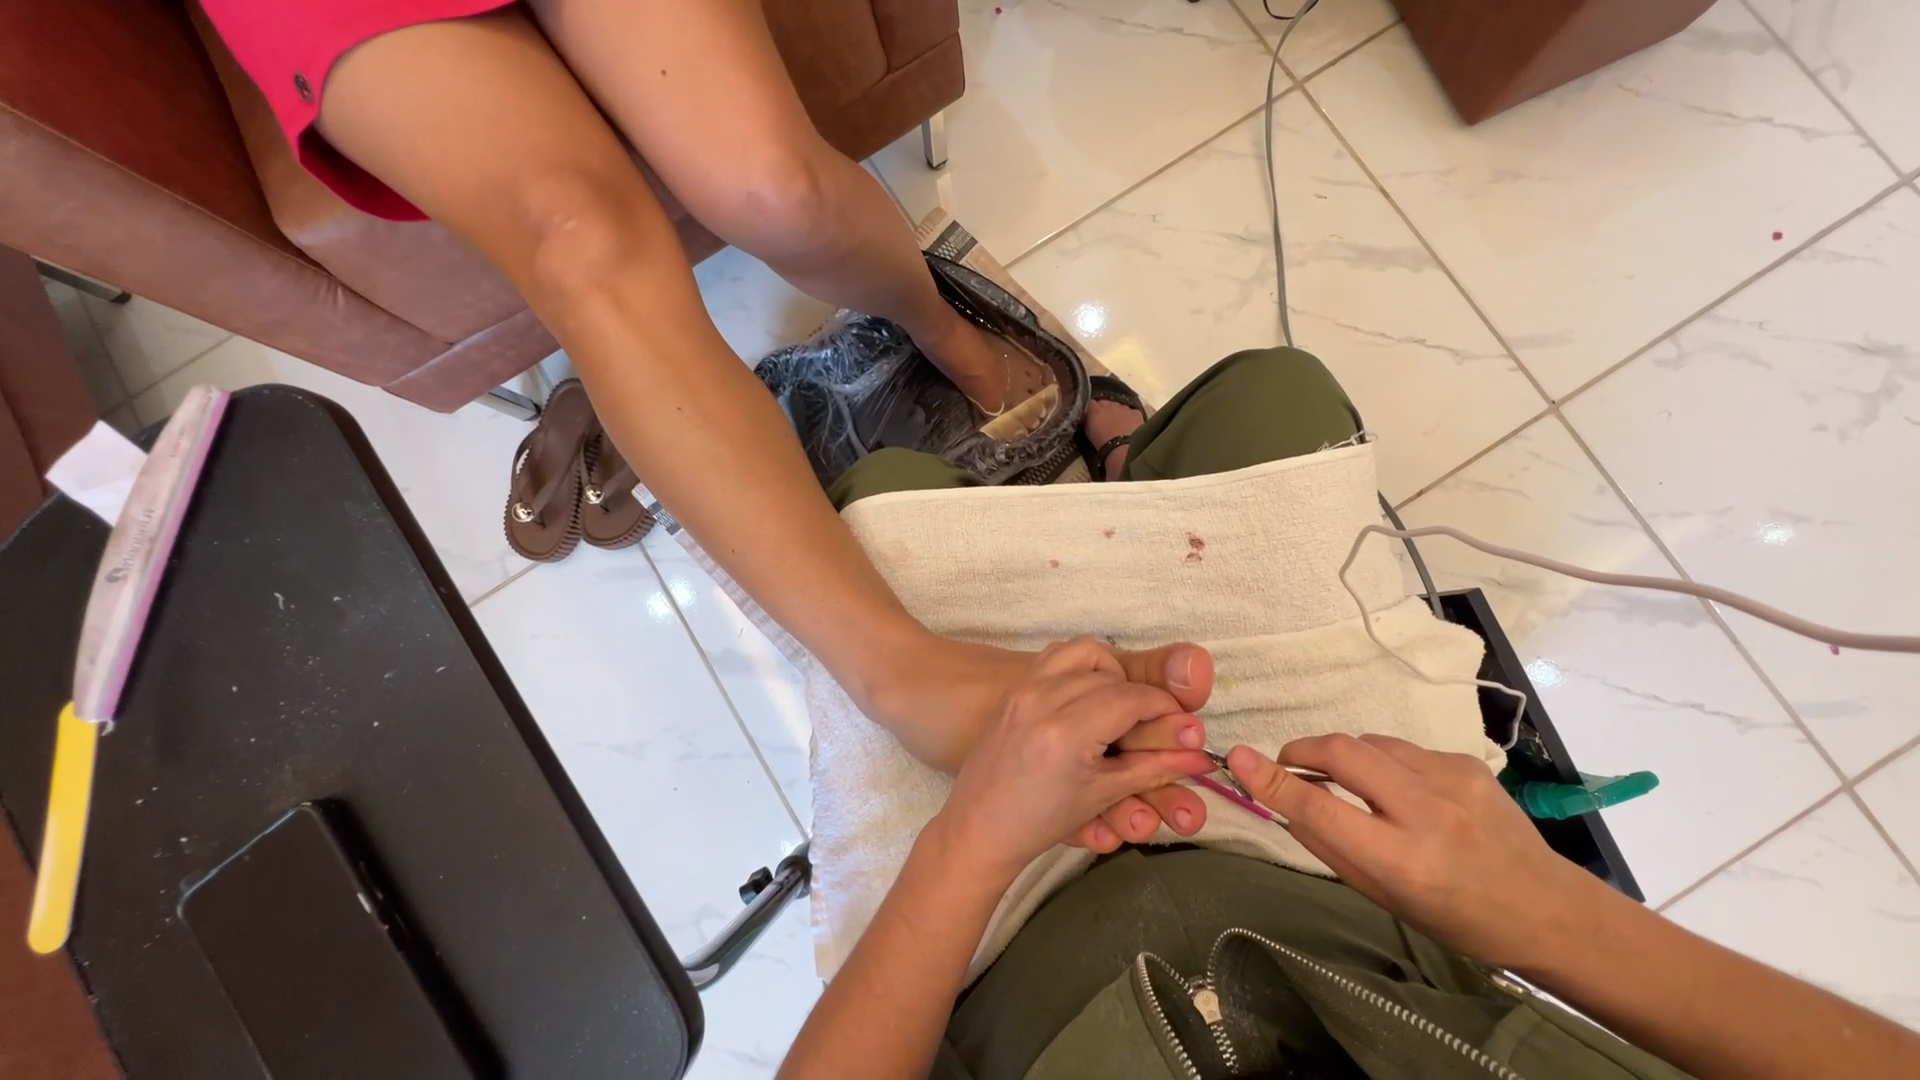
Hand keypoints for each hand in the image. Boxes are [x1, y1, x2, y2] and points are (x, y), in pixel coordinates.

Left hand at [858, 634, 1217, 851]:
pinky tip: (1093, 692)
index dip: (1165, 709)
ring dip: (1114, 672)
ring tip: (1126, 704)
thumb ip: (1153, 769)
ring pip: (1084, 652)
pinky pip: (1057, 655)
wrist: (980, 825)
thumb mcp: (1102, 796)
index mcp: (1066, 731)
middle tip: (1160, 722)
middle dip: (1143, 695)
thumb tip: (1200, 754)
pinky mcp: (1016, 687)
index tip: (1183, 726)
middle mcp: (1042, 699)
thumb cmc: (1041, 820)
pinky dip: (1083, 664)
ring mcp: (1024, 688)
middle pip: (1112, 674)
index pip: (1132, 698)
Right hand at [1227, 734, 1598, 968]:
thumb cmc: (1458, 918)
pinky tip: (1402, 791)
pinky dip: (1384, 762)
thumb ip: (1329, 845)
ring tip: (1353, 786)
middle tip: (1289, 764)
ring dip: (1344, 757)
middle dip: (1302, 750)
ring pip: (1369, 743)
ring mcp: (1453, 779)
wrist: (1551, 909)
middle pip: (1342, 751)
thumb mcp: (1384, 897)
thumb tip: (1284, 801)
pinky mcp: (1468, 762)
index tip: (1237, 757)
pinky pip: (1401, 748)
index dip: (1271, 780)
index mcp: (1403, 859)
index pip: (1319, 807)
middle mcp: (1427, 812)